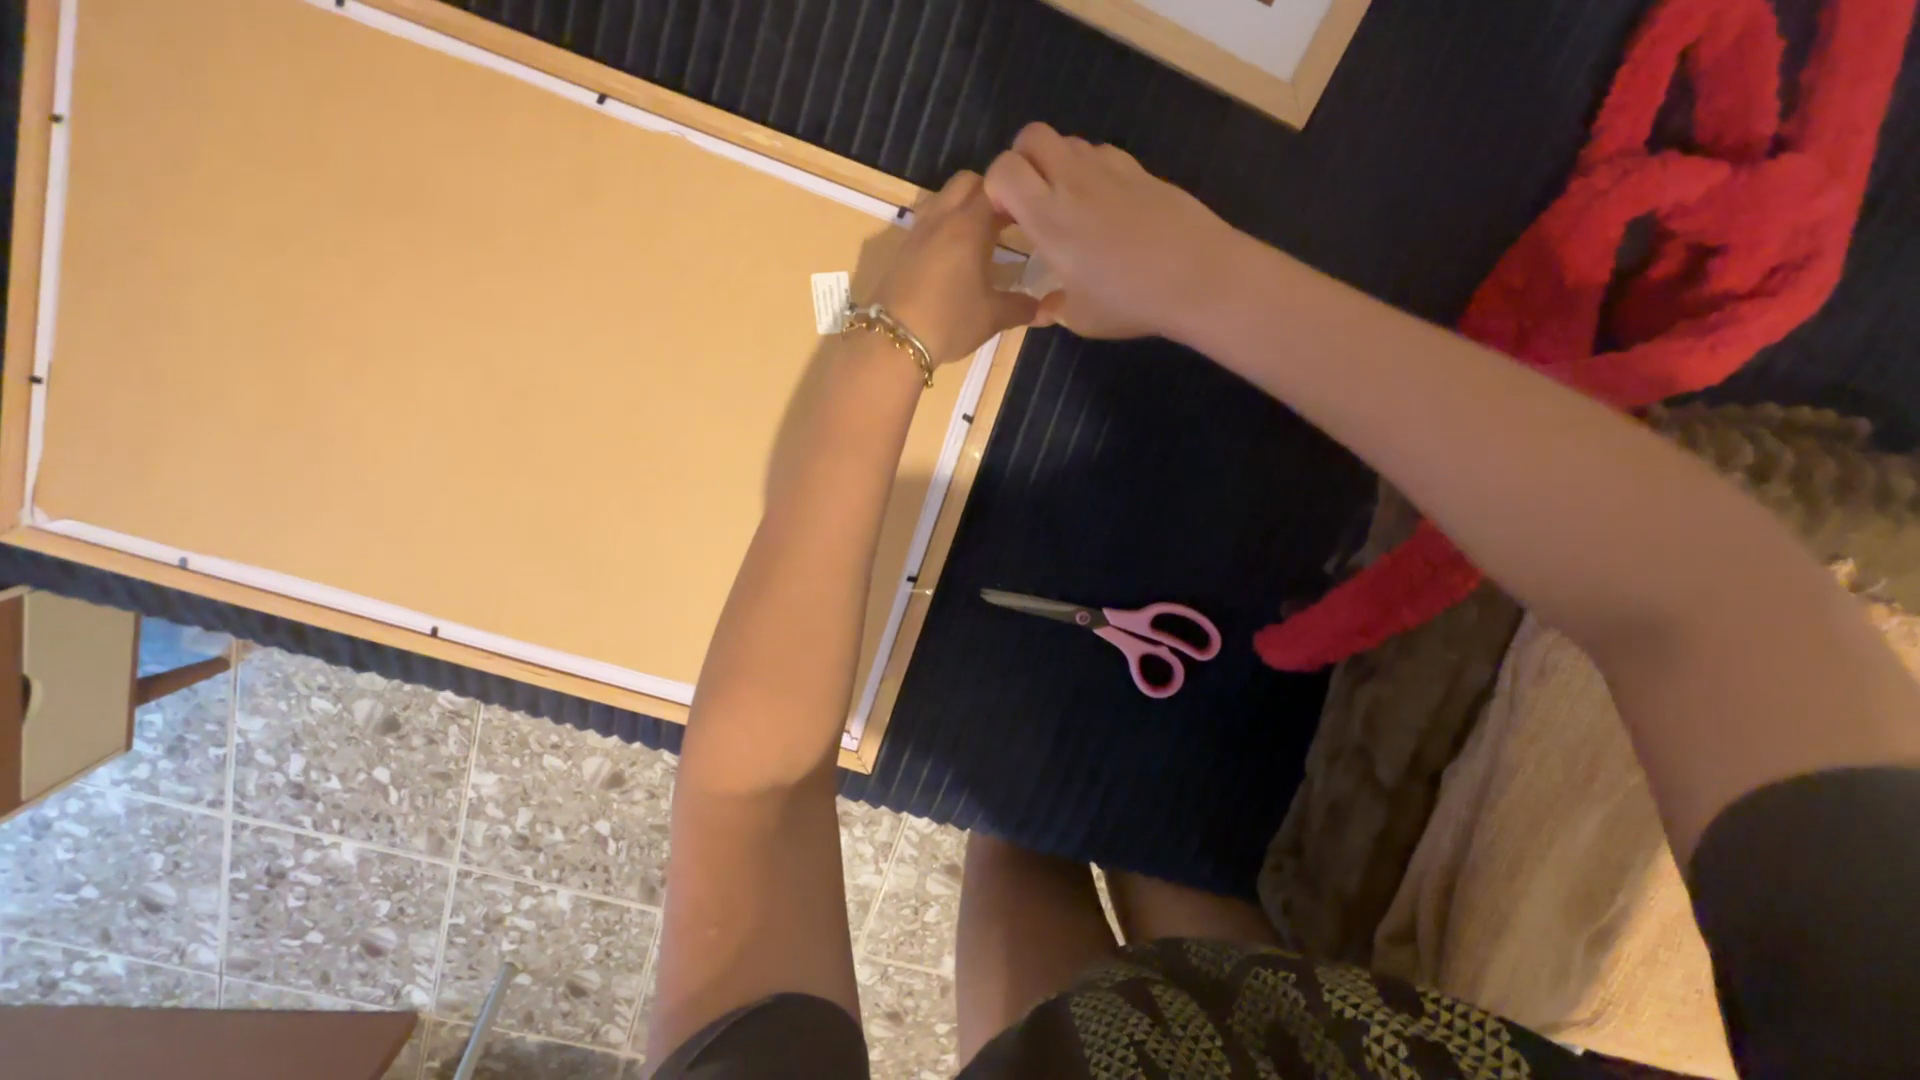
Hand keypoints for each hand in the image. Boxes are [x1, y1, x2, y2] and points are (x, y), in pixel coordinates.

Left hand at [870, 172, 1039, 364]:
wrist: (893, 340)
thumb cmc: (949, 322)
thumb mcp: (992, 317)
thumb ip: (1022, 307)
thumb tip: (1047, 308)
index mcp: (969, 225)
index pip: (996, 187)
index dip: (1016, 194)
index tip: (1031, 212)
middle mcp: (941, 218)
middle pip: (966, 182)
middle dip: (988, 192)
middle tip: (1006, 219)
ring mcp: (917, 231)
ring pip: (943, 198)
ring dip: (962, 206)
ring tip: (980, 235)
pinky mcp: (901, 249)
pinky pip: (927, 222)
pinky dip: (944, 226)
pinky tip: (954, 256)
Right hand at [983, 123, 1244, 342]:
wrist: (1200, 277)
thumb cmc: (1132, 302)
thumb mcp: (1082, 318)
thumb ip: (1055, 306)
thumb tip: (1046, 306)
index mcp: (1048, 217)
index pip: (1003, 170)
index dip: (996, 187)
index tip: (1005, 217)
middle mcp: (1073, 183)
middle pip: (1032, 136)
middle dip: (1022, 160)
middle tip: (1032, 199)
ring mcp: (1110, 170)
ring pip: (1068, 142)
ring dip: (1058, 164)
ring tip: (1070, 202)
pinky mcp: (1140, 170)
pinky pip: (1103, 154)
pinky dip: (1093, 170)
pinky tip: (1106, 205)